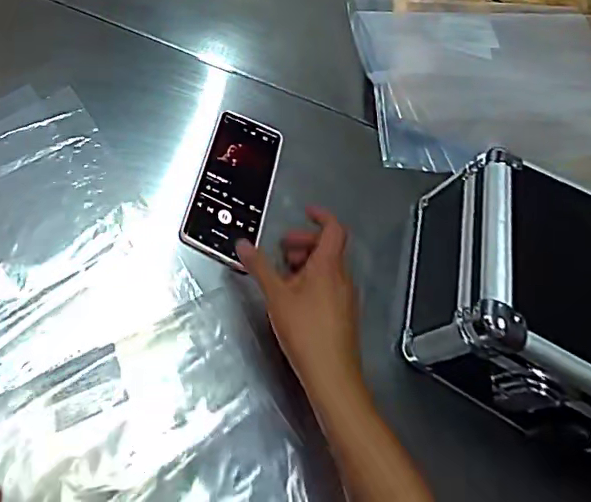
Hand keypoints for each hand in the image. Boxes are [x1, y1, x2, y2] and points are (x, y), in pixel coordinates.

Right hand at [235, 206, 362, 402]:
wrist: (333, 378)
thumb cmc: (307, 333)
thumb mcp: (275, 295)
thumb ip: (259, 266)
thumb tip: (244, 245)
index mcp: (329, 266)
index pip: (333, 228)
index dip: (320, 216)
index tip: (306, 212)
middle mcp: (342, 278)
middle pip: (328, 247)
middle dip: (304, 243)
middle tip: (283, 250)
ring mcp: (346, 297)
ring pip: (329, 267)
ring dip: (306, 263)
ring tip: (284, 277)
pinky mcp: (344, 315)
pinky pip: (330, 285)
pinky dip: (313, 281)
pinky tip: (294, 299)